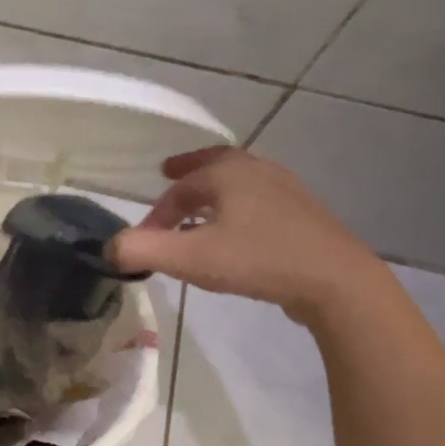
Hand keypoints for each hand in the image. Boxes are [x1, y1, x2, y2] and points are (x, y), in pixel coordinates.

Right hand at [109, 147, 388, 324]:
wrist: (335, 281)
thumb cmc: (258, 260)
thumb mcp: (190, 258)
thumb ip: (143, 250)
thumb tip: (109, 248)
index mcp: (228, 172)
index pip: (179, 187)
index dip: (156, 213)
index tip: (145, 241)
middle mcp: (258, 171)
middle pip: (215, 164)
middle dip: (189, 172)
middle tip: (169, 172)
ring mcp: (286, 191)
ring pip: (240, 183)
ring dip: (215, 194)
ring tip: (200, 211)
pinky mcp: (305, 215)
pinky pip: (260, 203)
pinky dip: (239, 209)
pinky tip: (237, 236)